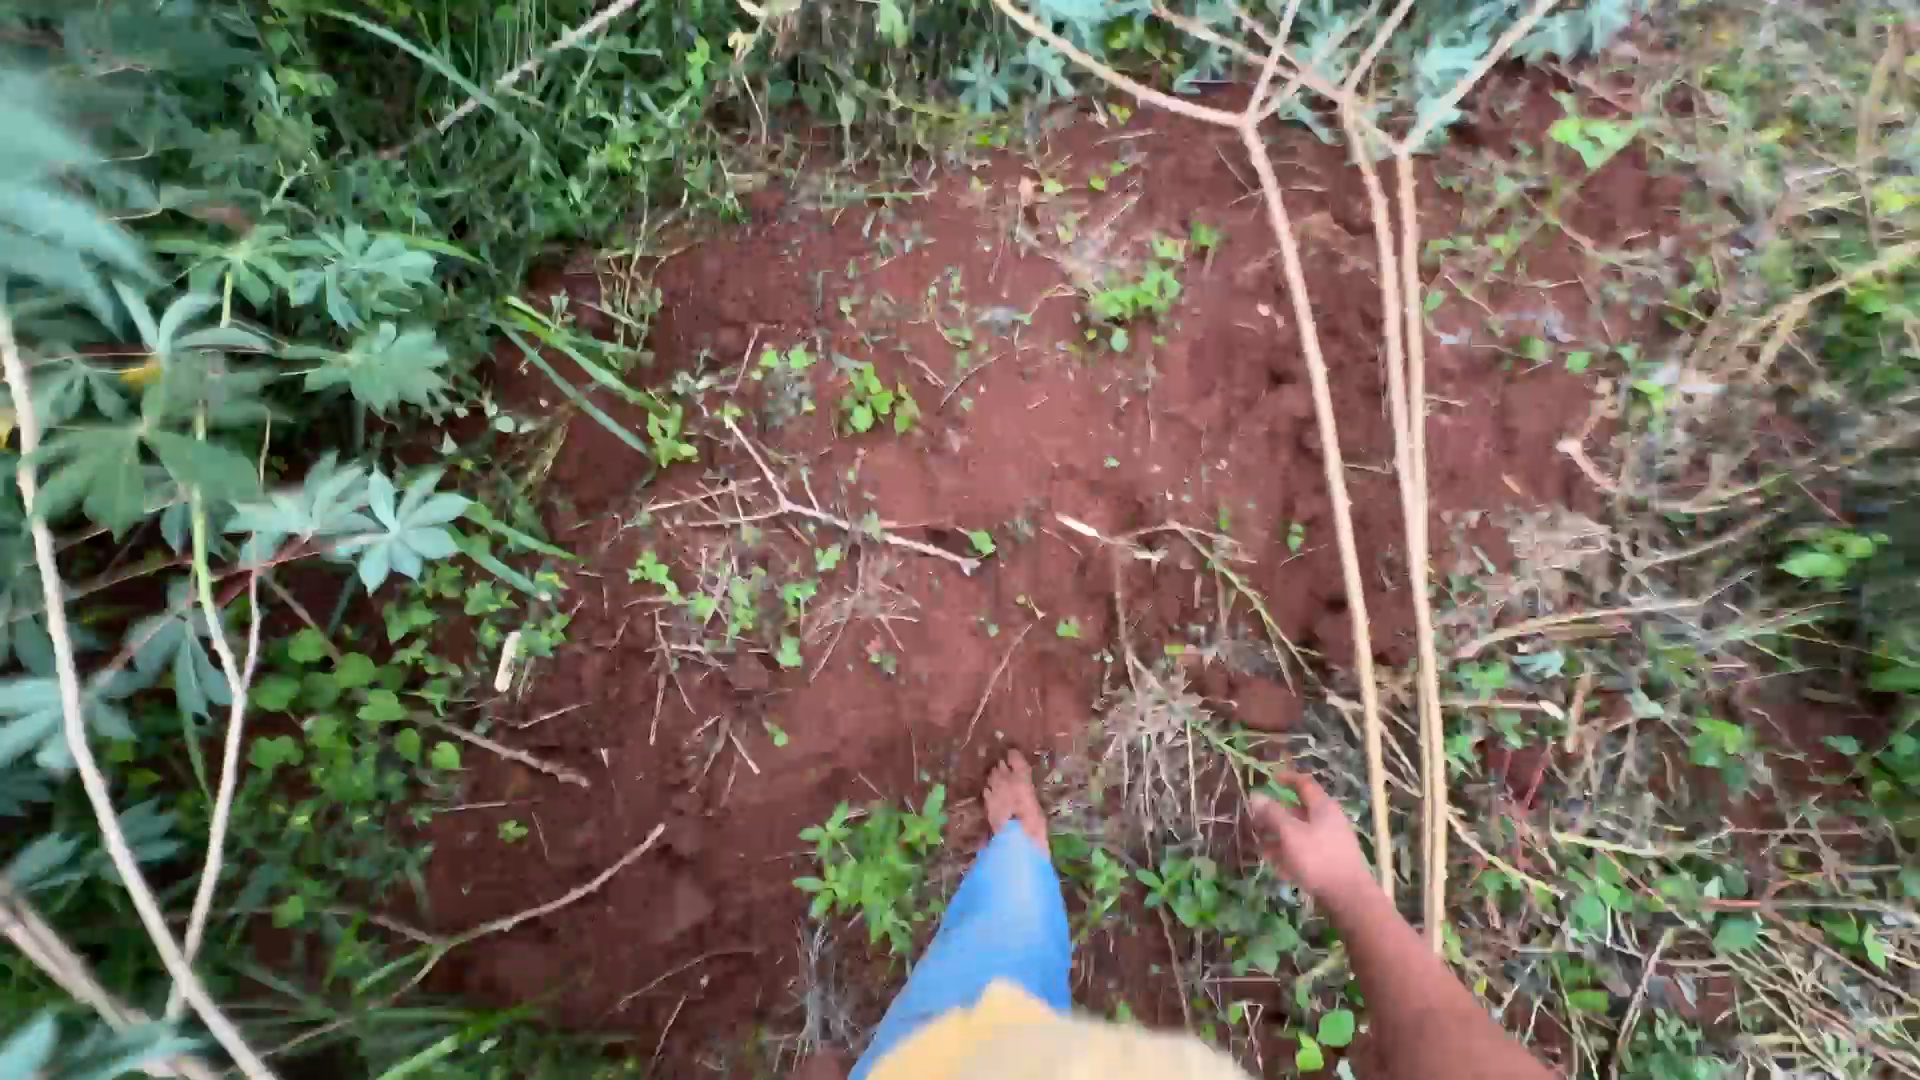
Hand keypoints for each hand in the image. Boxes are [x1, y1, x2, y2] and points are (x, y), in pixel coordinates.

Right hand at [1249, 772, 1376, 907]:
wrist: (1350, 899)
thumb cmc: (1318, 858)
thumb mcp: (1290, 832)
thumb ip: (1272, 813)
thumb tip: (1256, 796)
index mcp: (1322, 807)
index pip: (1304, 783)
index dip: (1286, 778)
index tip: (1269, 780)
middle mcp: (1329, 821)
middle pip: (1298, 810)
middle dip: (1274, 814)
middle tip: (1255, 820)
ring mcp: (1331, 842)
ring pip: (1300, 832)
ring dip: (1278, 835)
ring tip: (1259, 845)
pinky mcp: (1331, 862)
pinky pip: (1305, 850)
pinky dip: (1289, 852)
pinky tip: (1275, 863)